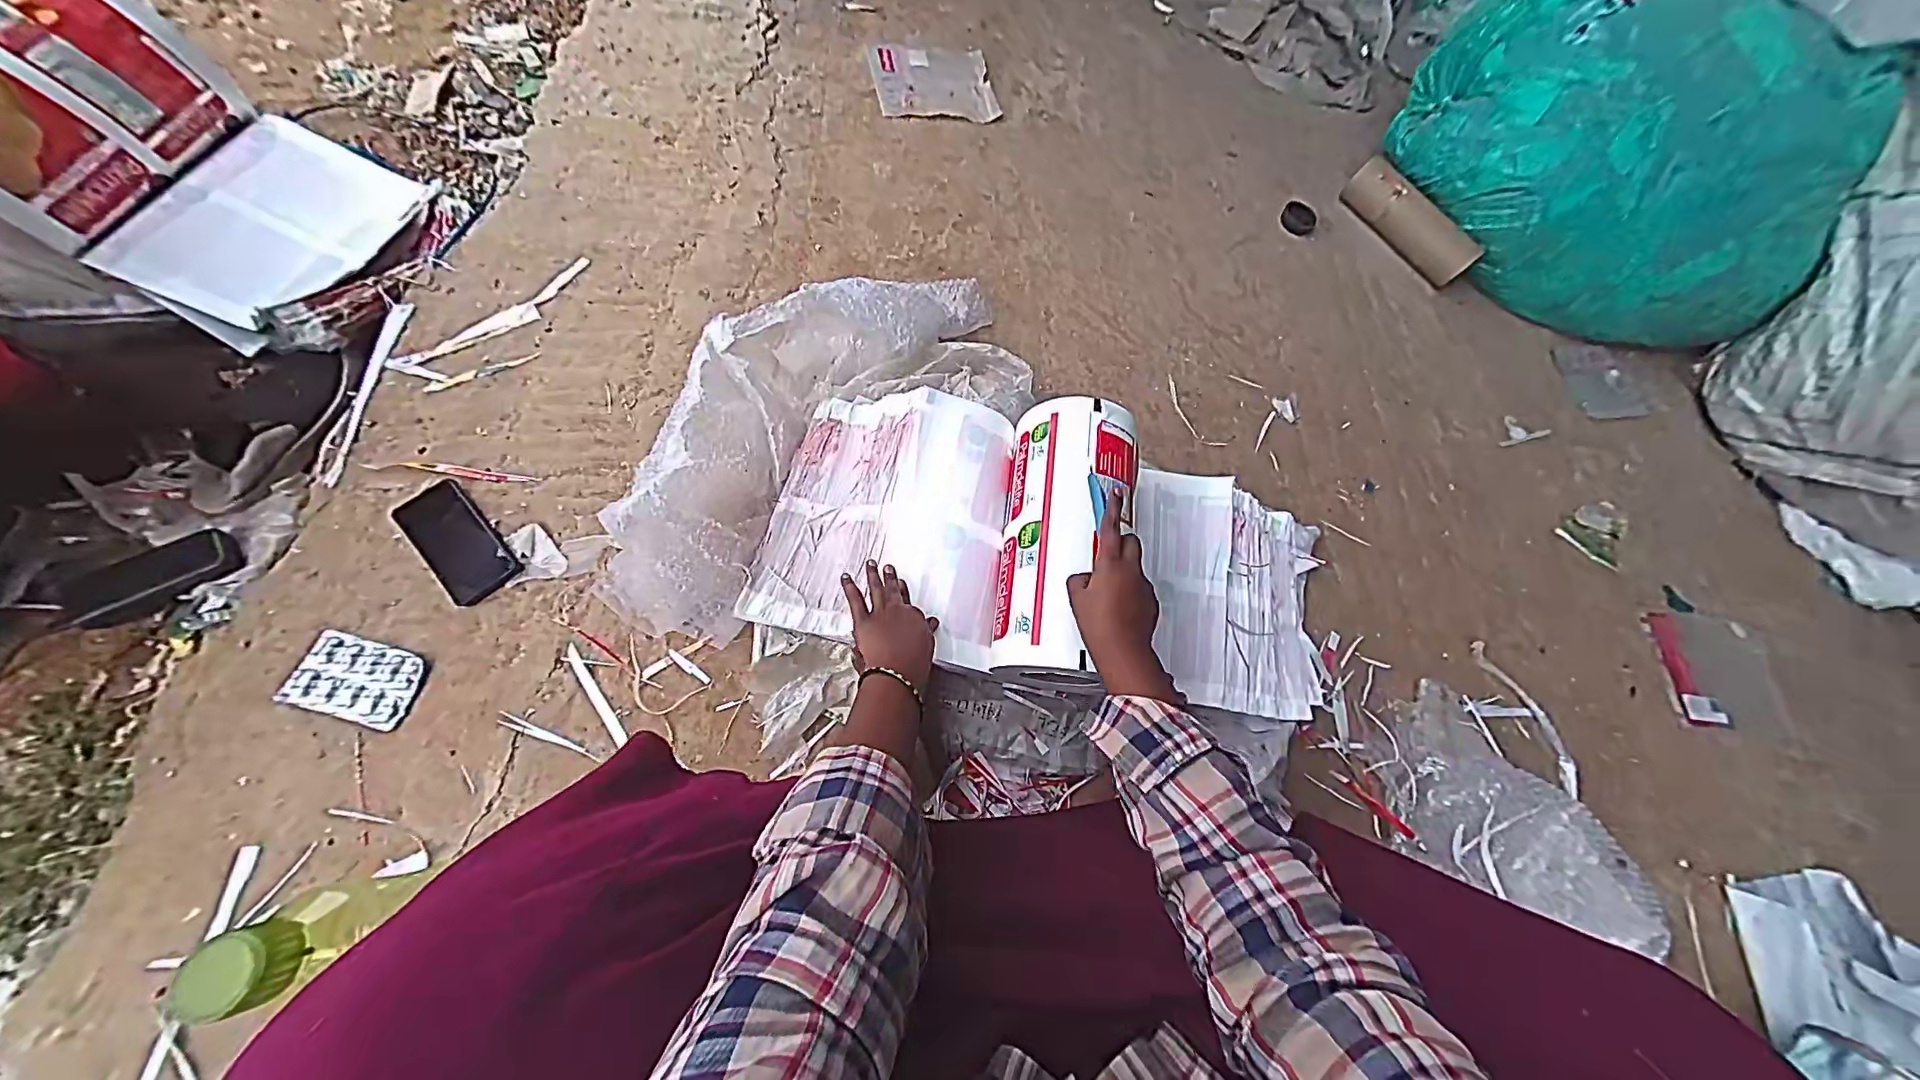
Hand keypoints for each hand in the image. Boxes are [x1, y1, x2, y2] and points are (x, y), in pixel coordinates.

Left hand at [841, 561, 938, 693]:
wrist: (897, 673)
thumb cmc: (913, 664)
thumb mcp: (927, 645)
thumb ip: (926, 631)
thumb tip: (930, 623)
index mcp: (913, 616)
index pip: (908, 601)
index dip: (903, 591)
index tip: (901, 585)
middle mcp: (896, 610)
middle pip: (893, 590)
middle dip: (890, 577)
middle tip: (887, 568)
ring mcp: (879, 613)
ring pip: (875, 589)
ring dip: (872, 575)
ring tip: (870, 565)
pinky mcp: (863, 621)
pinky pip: (855, 600)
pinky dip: (849, 587)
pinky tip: (846, 578)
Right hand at [1067, 498, 1181, 702]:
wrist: (1123, 651)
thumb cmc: (1100, 626)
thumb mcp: (1077, 598)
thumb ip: (1079, 580)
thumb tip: (1084, 578)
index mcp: (1110, 564)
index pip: (1110, 527)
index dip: (1112, 508)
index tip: (1115, 494)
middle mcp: (1130, 570)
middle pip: (1129, 541)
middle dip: (1119, 542)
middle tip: (1104, 552)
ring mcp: (1143, 585)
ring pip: (1134, 566)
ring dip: (1122, 570)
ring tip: (1105, 591)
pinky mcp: (1149, 601)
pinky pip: (1138, 586)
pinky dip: (1128, 590)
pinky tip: (1115, 607)